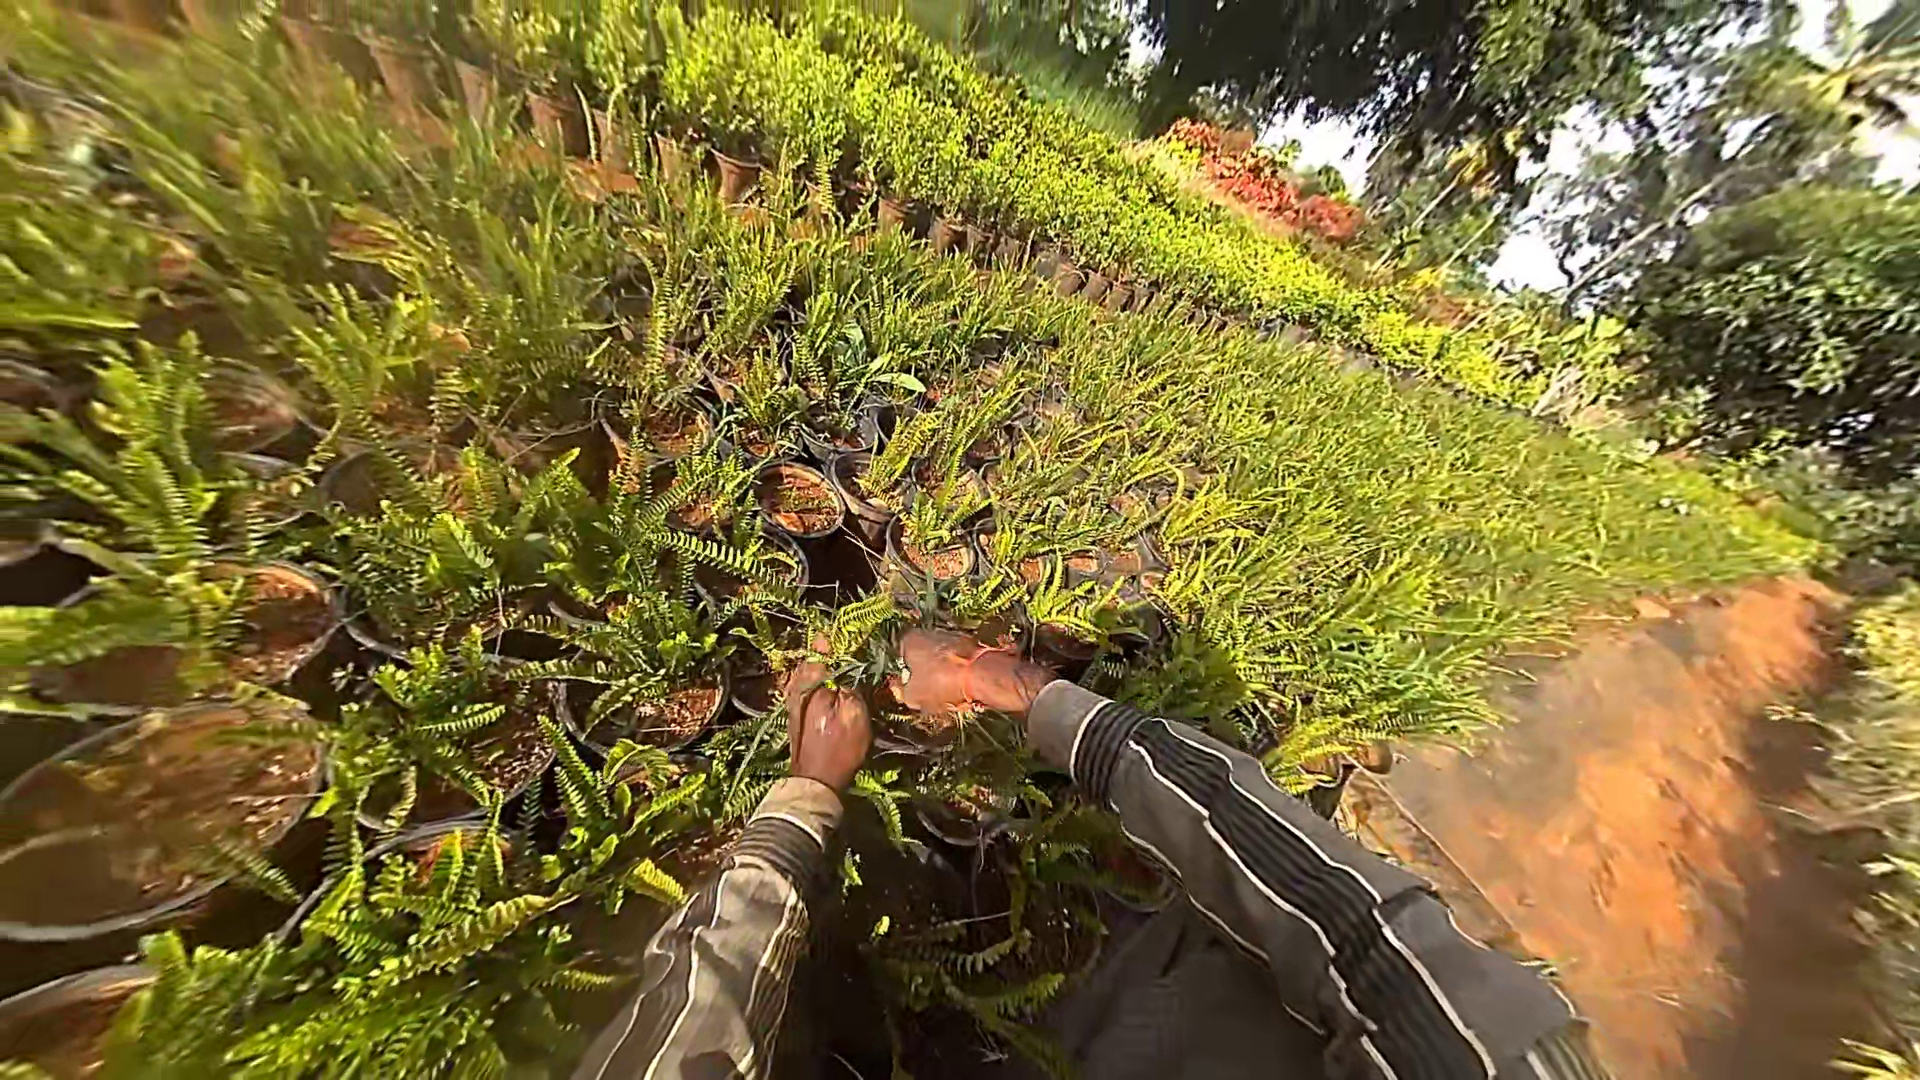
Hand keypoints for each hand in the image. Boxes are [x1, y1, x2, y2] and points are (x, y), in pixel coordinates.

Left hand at [785, 638, 871, 791]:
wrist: (816, 782)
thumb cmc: (839, 747)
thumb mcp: (854, 713)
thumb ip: (851, 683)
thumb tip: (851, 665)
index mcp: (811, 682)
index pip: (823, 647)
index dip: (841, 639)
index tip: (857, 634)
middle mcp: (798, 685)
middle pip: (816, 657)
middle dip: (834, 650)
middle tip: (855, 647)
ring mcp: (794, 698)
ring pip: (813, 670)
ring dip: (829, 664)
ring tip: (848, 662)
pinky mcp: (796, 710)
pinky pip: (810, 684)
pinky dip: (823, 679)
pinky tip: (836, 682)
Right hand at [894, 628, 1053, 720]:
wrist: (983, 675)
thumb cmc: (942, 683)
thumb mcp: (913, 696)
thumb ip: (900, 691)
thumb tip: (898, 688)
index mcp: (911, 639)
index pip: (899, 655)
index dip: (902, 674)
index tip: (907, 688)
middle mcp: (930, 632)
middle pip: (922, 656)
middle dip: (924, 674)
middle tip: (927, 695)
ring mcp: (953, 636)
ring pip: (942, 660)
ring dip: (943, 676)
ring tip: (948, 696)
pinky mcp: (972, 644)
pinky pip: (959, 663)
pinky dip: (960, 675)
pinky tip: (963, 691)